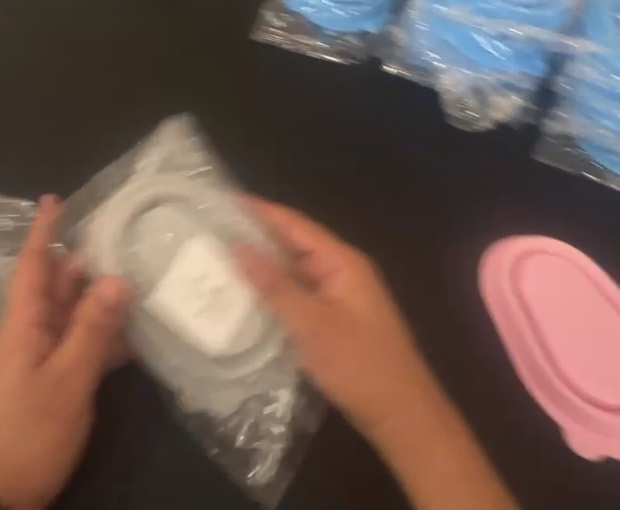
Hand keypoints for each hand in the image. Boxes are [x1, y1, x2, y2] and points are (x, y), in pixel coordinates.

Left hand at [0, 195, 130, 509]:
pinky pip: (83, 345)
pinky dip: (108, 336)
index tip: (55, 198)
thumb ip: (92, 330)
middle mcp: (33, 332)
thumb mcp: (66, 380)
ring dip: (103, 299)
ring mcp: (44, 357)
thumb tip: (117, 278)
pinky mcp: (58, 381)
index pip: (33, 264)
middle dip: (88, 262)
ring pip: (76, 314)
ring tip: (142, 276)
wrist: (4, 493)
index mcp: (24, 323)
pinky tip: (140, 333)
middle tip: (125, 238)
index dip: (44, 231)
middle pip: (60, 285)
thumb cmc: (29, 431)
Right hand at [235, 199, 517, 509]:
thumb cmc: (360, 365)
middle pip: (295, 245)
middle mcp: (343, 271)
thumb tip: (239, 248)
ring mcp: (342, 297)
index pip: (295, 225)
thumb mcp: (311, 324)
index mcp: (343, 262)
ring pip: (297, 272)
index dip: (260, 211)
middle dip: (258, 238)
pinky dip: (276, 292)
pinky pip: (301, 295)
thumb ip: (275, 285)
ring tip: (223, 260)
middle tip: (215, 232)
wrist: (404, 418)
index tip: (224, 202)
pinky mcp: (338, 321)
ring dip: (265, 267)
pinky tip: (250, 298)